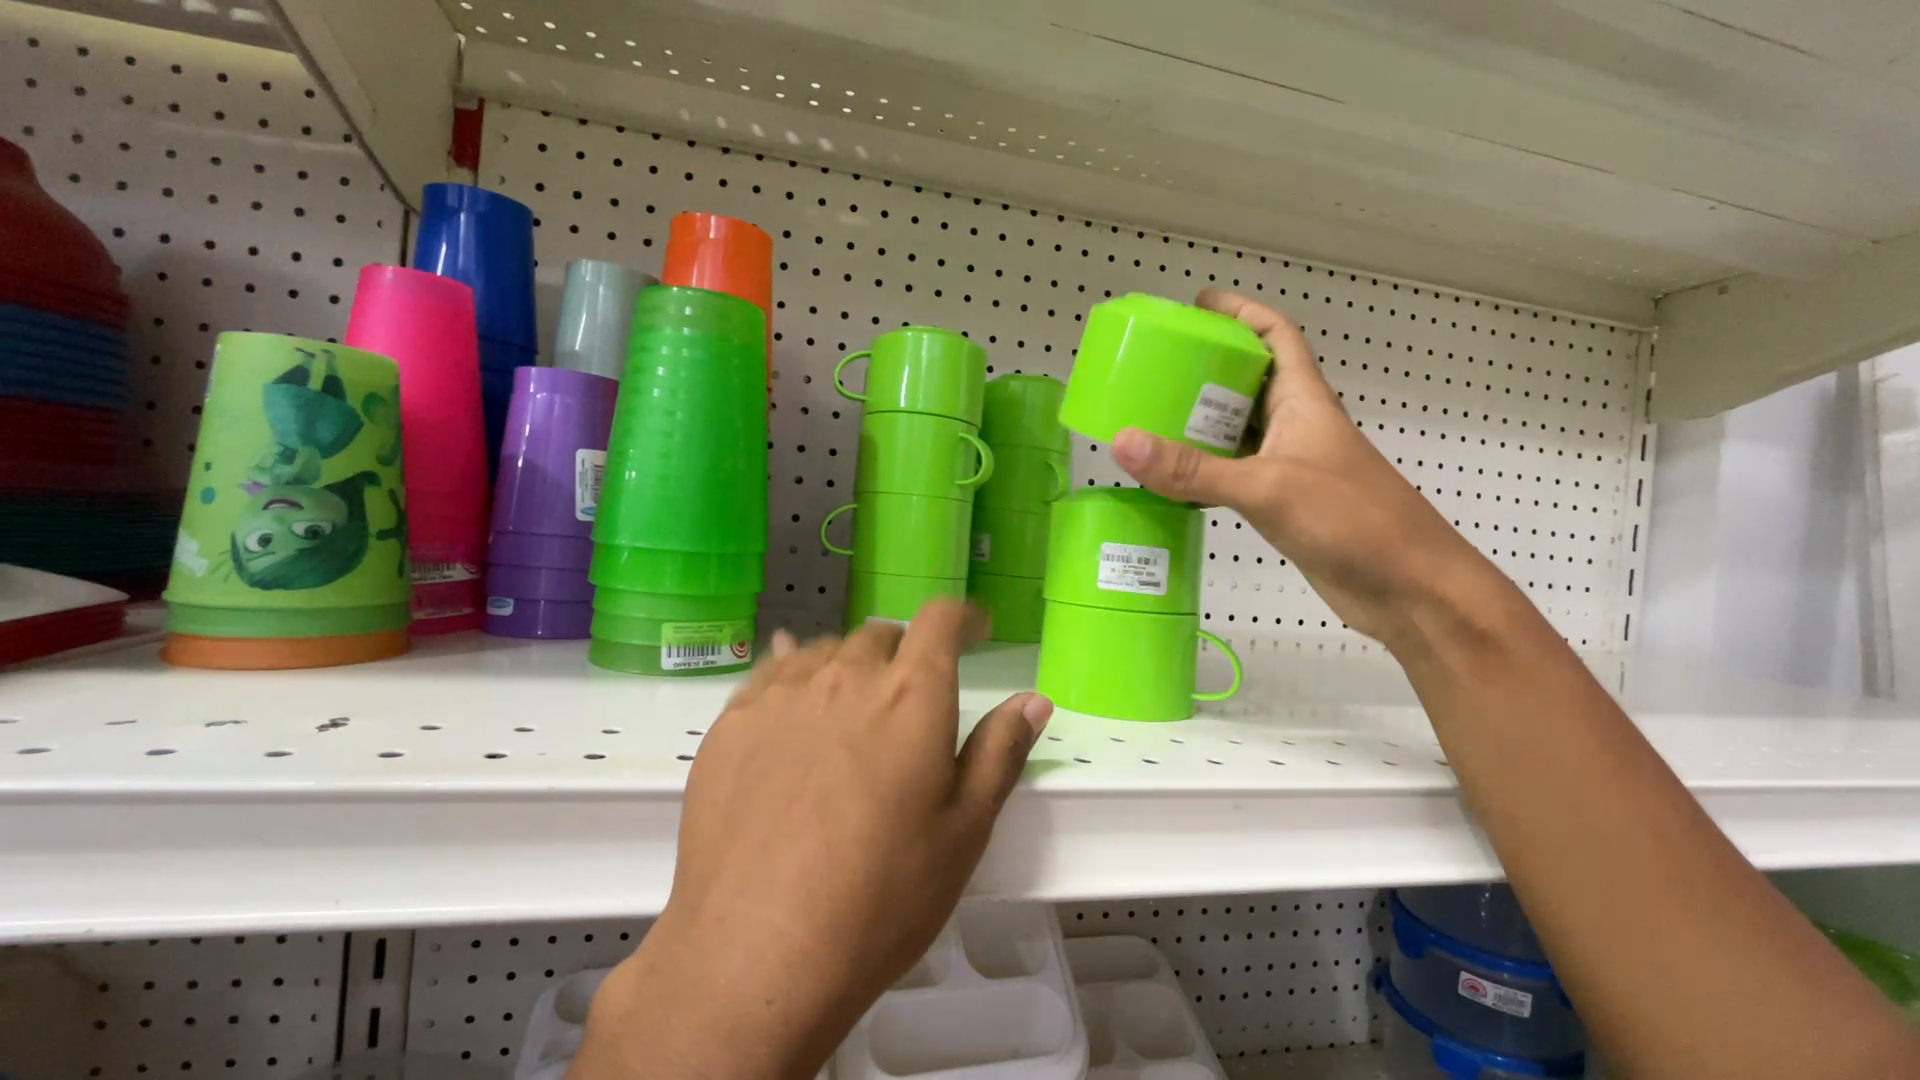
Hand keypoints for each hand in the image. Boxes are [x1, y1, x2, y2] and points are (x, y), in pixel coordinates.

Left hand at [572, 601, 1052, 1079]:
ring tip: (854, 707)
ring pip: (824, 652)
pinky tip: (794, 704)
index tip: (975, 631)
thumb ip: (1000, 753)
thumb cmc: (881, 897)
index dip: (963, 618)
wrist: (756, 950)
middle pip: (880, 635)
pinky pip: (770, 675)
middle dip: (905, 652)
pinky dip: (795, 676)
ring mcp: (780, 696)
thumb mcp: (963, 832)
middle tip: (911, 697)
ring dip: (850, 666)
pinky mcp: (731, 724)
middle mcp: (845, 677)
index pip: (940, 621)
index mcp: (911, 696)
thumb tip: (1032, 700)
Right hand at [1112, 288, 1494, 648]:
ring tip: (1149, 417)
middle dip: (1205, 368)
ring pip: (1239, 430)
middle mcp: (1297, 425)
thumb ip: (1193, 469)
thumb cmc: (1352, 520)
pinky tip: (1171, 480)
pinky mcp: (1285, 503)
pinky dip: (1204, 470)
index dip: (1240, 312)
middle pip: (1249, 380)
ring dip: (1200, 422)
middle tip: (1154, 368)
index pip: (1275, 335)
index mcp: (1304, 401)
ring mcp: (1291, 465)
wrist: (1409, 587)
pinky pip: (1235, 472)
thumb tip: (1122, 442)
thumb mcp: (1266, 487)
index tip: (1197, 303)